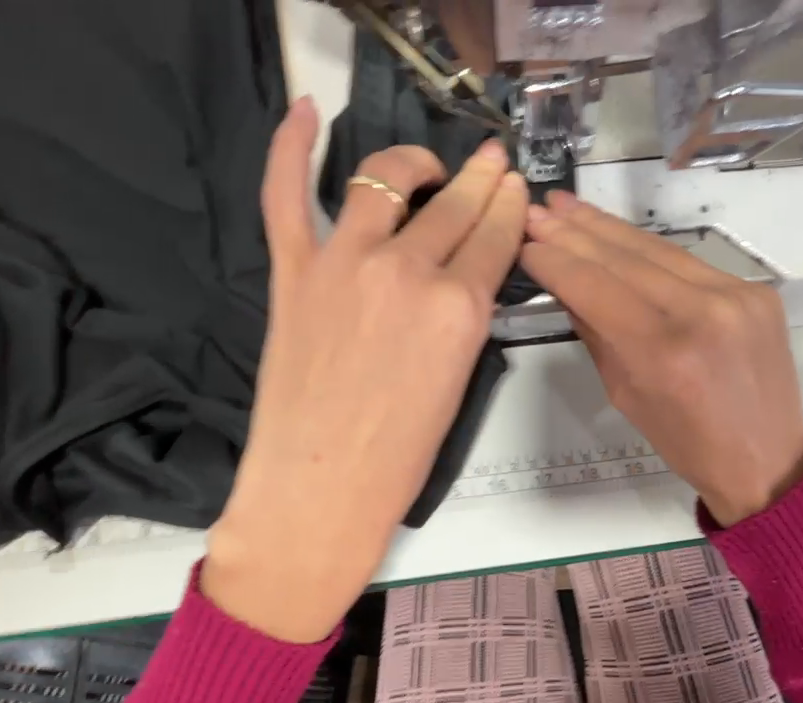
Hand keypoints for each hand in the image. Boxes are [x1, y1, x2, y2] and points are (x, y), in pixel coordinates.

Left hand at [203, 98, 528, 641]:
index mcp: (458, 308)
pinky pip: (286, 193)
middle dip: (481, 179)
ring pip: (384, 180)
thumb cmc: (400, 459)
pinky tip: (305, 112)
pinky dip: (290, 146)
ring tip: (425, 165)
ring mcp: (343, 262)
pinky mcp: (293, 270)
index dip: (510, 208)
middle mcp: (407, 270)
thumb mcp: (457, 386)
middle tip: (492, 163)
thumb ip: (461, 323)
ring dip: (413, 162)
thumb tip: (461, 282)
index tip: (517, 188)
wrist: (321, 490)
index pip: (495, 237)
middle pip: (454, 205)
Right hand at [521, 192, 802, 526]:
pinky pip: (691, 264)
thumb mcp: (627, 398)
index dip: (555, 261)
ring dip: (609, 229)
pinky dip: (651, 252)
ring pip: (658, 251)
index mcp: (663, 354)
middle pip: (625, 258)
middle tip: (537, 209)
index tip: (524, 241)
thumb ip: (598, 337)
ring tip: (569, 208)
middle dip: (575, 232)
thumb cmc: (688, 445)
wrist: (765, 459)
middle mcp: (701, 313)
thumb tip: (567, 287)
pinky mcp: (757, 292)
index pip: (594, 288)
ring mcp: (736, 297)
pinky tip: (621, 239)